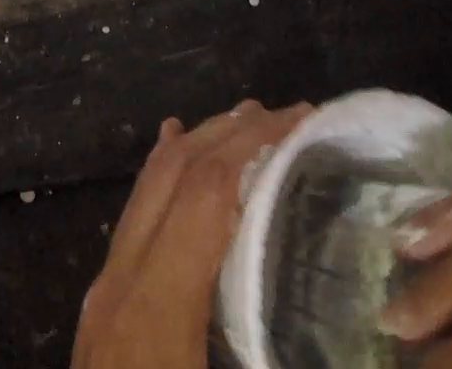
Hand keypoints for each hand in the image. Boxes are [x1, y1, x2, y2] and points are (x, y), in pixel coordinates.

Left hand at [72, 100, 312, 368]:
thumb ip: (281, 337)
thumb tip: (349, 311)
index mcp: (157, 303)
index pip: (204, 190)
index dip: (252, 142)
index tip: (300, 118)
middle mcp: (121, 279)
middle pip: (171, 174)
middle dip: (227, 131)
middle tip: (283, 115)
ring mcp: (105, 287)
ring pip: (146, 191)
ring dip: (196, 148)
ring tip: (243, 126)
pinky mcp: (103, 302)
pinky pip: (133, 220)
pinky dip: (163, 176)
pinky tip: (172, 152)